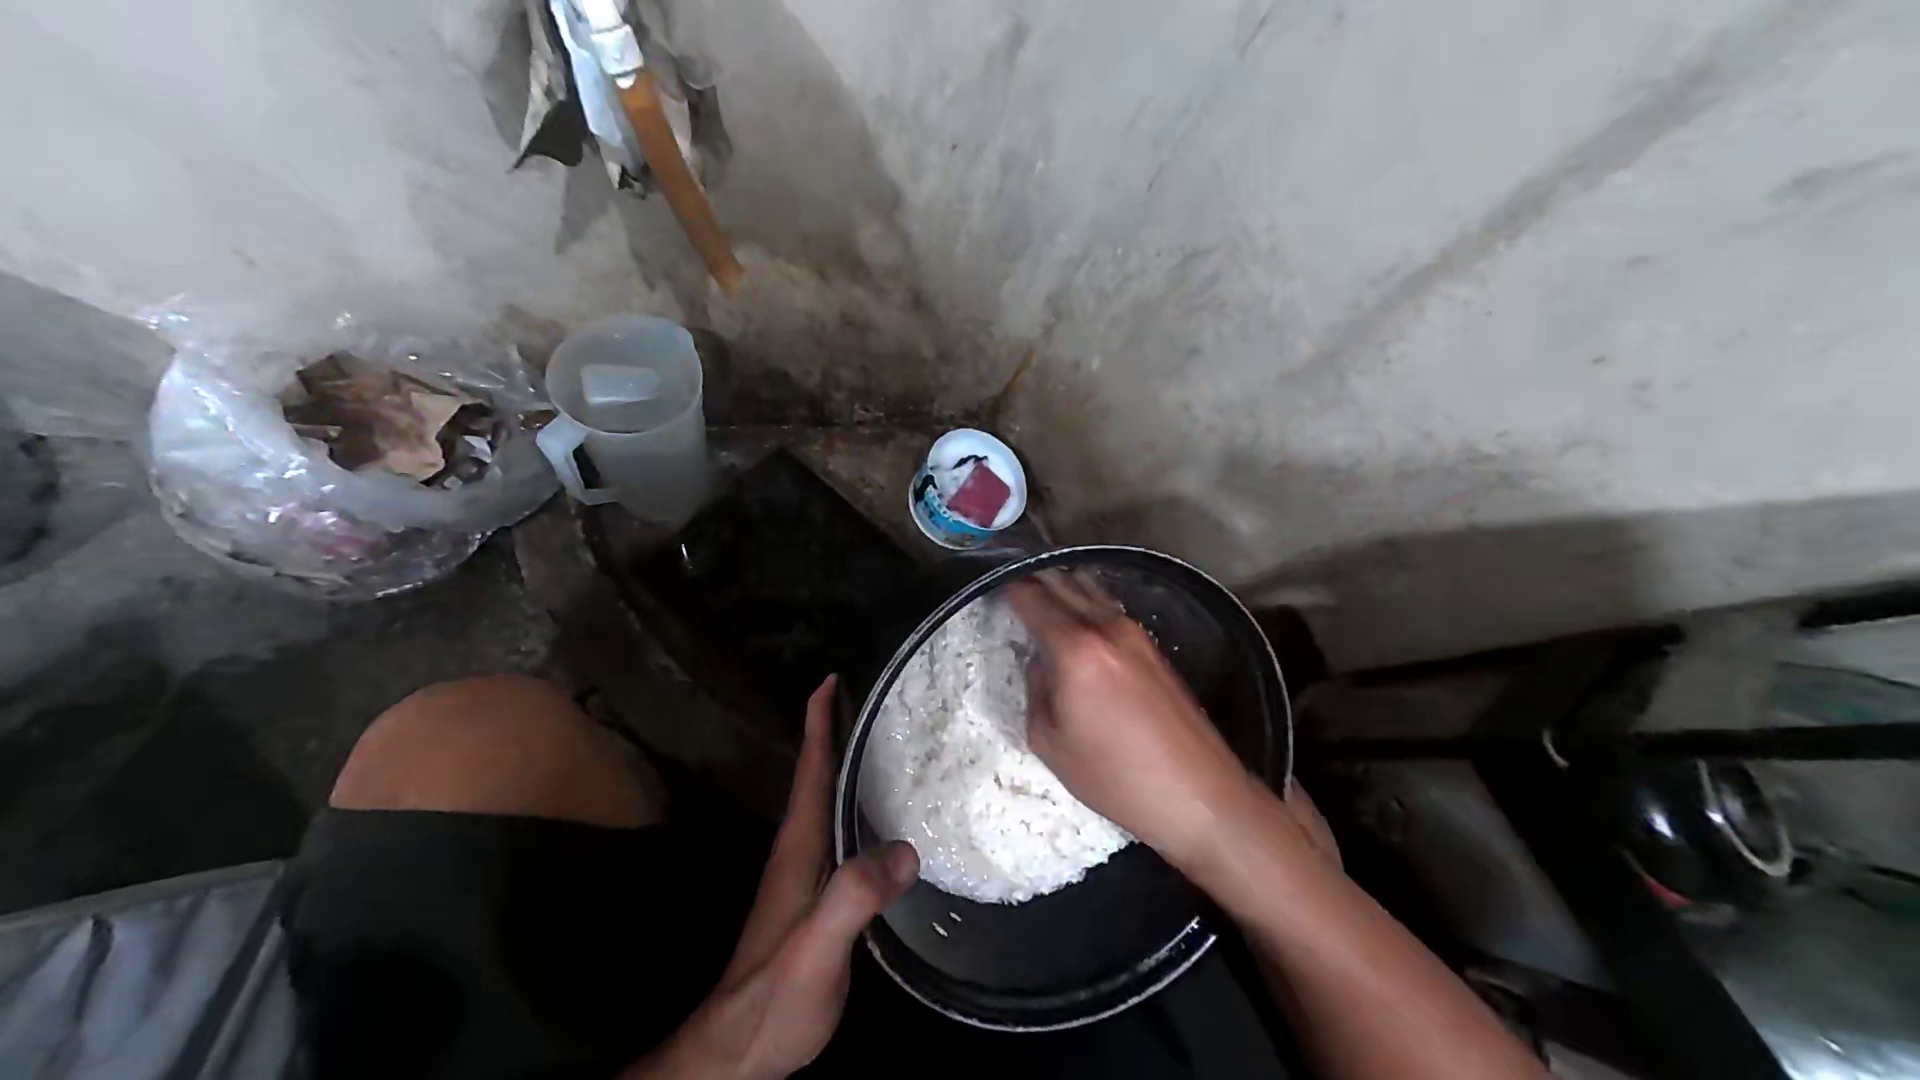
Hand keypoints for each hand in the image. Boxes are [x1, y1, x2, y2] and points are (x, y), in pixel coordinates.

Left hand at [626, 677, 917, 1079]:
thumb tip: (904, 848)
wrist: (739, 1050)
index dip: (818, 721)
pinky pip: (842, 829)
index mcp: (799, 845)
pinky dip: (859, 804)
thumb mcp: (815, 948)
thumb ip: (853, 898)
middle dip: (839, 730)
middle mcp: (801, 848)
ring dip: (849, 764)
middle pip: (819, 774)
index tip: (831, 679)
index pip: (809, 768)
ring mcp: (807, 872)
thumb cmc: (773, 996)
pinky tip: (883, 813)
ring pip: (830, 800)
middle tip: (874, 699)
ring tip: (886, 740)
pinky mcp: (817, 894)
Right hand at [1008, 571, 1273, 872]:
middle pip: (1064, 583)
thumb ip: (1037, 690)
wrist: (1198, 796)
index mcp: (1076, 650)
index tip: (994, 585)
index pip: (1034, 599)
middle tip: (1013, 583)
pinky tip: (1077, 619)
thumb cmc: (1116, 777)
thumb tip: (1042, 663)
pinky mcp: (1155, 647)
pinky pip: (1110, 609)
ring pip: (1091, 590)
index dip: (1010, 588)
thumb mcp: (1050, 742)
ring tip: (1041, 595)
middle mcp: (1107, 628)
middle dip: (1035, 577)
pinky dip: (1087, 603)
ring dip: (1064, 586)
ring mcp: (1136, 634)